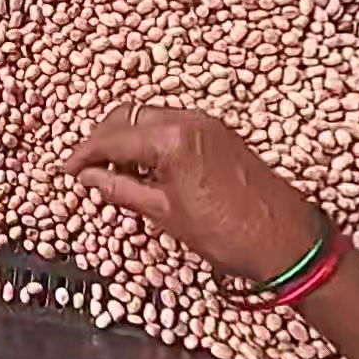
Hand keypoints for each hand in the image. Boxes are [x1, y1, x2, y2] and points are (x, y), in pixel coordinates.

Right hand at [63, 106, 317, 283]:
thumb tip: (87, 177)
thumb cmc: (226, 233)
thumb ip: (117, 188)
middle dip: (101, 140)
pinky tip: (144, 164)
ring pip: (147, 116)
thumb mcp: (162, 212)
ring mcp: (206, 123)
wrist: (290, 242)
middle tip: (86, 167)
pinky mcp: (218, 131)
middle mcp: (187, 120)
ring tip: (113, 169)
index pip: (111, 139)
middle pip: (125, 117)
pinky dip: (149, 137)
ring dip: (124, 136)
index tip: (67, 169)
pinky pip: (170, 123)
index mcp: (170, 139)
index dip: (83, 155)